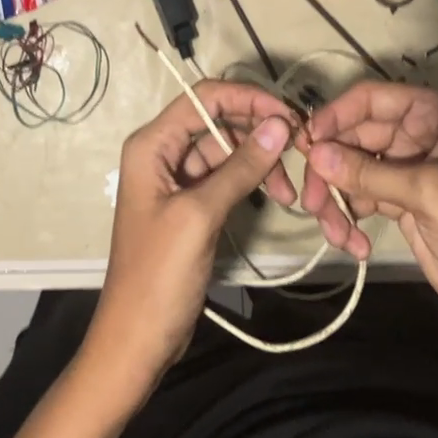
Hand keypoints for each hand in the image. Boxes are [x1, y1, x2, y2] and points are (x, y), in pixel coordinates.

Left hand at [87, 81, 295, 379]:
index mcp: (151, 144)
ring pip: (226, 148)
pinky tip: (276, 195)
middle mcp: (161, 152)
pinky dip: (250, 180)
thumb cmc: (159, 275)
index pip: (204, 98)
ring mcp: (176, 179)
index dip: (247, 98)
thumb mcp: (200, 215)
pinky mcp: (190, 203)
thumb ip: (240, 167)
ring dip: (259, 160)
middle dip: (257, 130)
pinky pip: (225, 176)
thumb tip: (279, 124)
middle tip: (301, 149)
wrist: (137, 339)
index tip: (289, 115)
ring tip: (290, 190)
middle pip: (217, 119)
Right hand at [300, 82, 437, 329]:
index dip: (337, 116)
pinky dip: (349, 216)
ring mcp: (410, 168)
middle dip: (330, 167)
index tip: (306, 144)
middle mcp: (422, 132)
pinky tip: (352, 242)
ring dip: (336, 197)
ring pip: (352, 167)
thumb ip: (366, 171)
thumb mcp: (427, 192)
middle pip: (356, 135)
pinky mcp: (402, 201)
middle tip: (309, 200)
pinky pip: (361, 196)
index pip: (373, 99)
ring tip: (333, 231)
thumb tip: (313, 153)